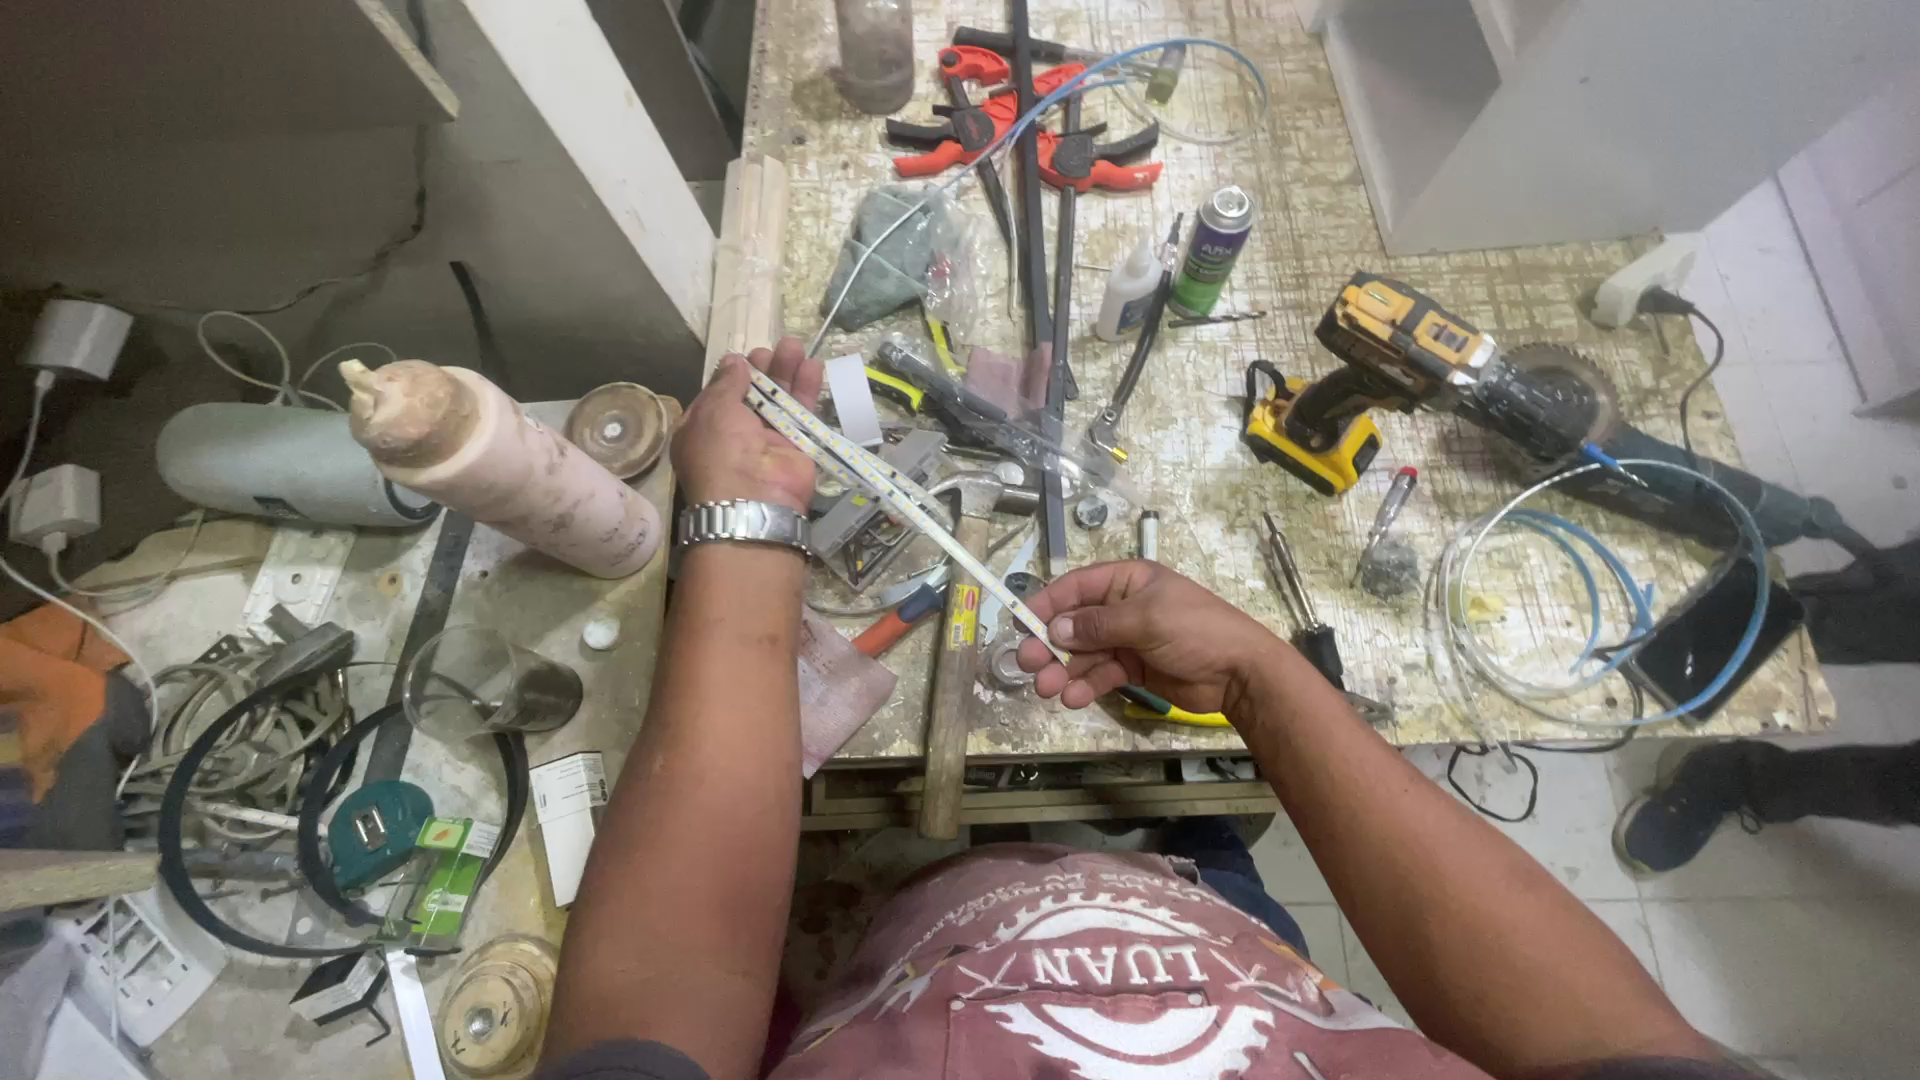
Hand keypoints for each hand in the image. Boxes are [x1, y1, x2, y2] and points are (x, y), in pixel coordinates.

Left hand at [671, 338, 822, 513]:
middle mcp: (735, 435)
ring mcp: (767, 441)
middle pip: (753, 394)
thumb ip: (727, 383)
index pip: (720, 395)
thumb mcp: (713, 410)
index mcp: (704, 429)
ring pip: (779, 400)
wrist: (754, 499)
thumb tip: (734, 361)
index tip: (746, 357)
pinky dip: (807, 390)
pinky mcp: (797, 446)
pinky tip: (814, 366)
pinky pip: (802, 413)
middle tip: (775, 348)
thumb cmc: (721, 451)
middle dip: (764, 369)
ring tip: (796, 346)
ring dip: (787, 373)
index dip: (733, 374)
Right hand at [1015, 560, 1286, 712]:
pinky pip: (1100, 674)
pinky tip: (1072, 698)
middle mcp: (1122, 607)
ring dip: (1063, 670)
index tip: (1021, 624)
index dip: (1047, 604)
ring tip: (1046, 690)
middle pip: (1074, 623)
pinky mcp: (1132, 668)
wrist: (1239, 673)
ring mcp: (1126, 639)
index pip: (1076, 587)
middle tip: (1027, 664)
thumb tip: (1055, 628)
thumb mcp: (1146, 619)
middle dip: (1049, 644)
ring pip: (1083, 653)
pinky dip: (1084, 686)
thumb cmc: (1195, 630)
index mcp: (1126, 581)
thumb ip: (1097, 625)